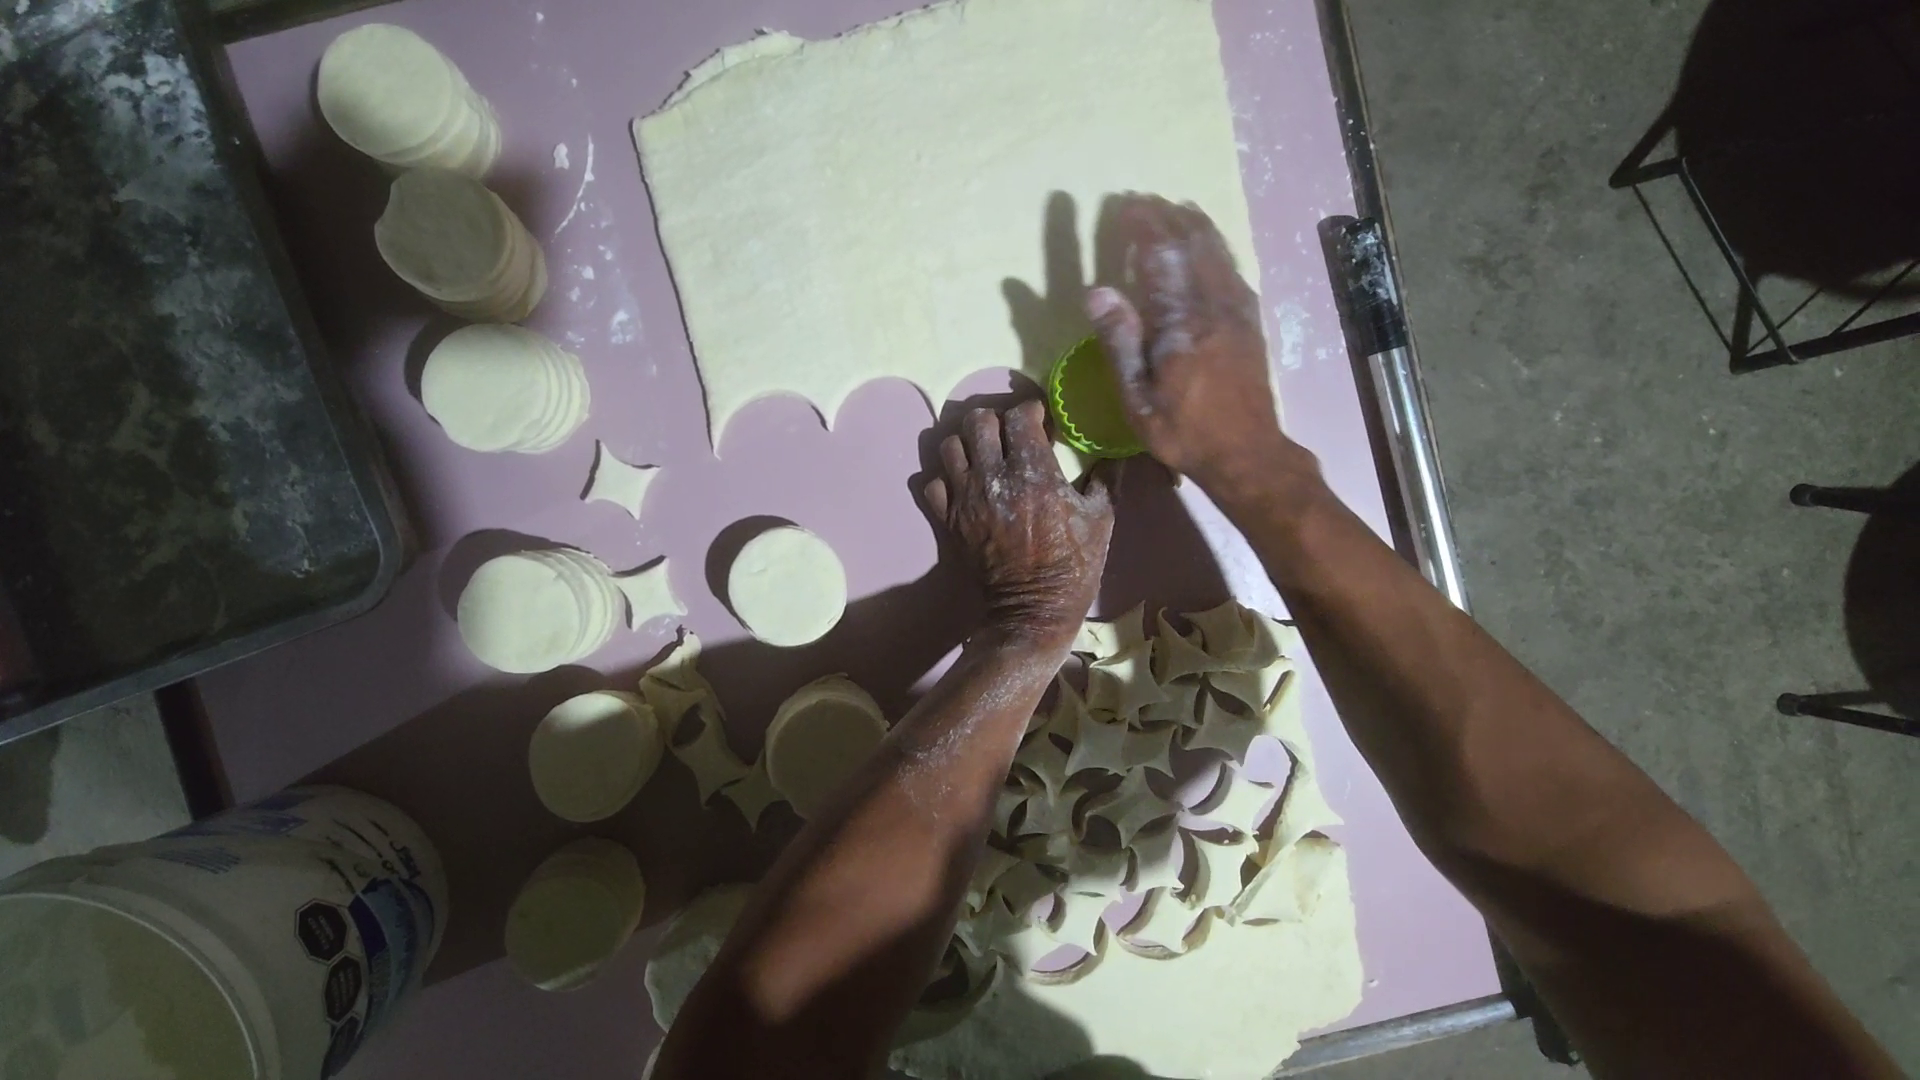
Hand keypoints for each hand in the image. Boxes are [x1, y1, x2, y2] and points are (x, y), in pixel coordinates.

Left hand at [924, 401, 1114, 646]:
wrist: (1032, 610)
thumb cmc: (1072, 566)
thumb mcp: (1101, 521)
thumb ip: (1107, 479)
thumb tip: (1118, 453)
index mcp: (1034, 474)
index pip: (1019, 417)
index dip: (1030, 411)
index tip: (1040, 421)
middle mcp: (994, 479)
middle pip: (978, 422)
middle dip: (996, 420)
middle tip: (1009, 434)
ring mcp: (966, 499)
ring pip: (950, 445)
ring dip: (968, 444)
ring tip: (984, 455)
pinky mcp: (949, 520)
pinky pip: (932, 482)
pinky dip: (946, 478)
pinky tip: (965, 485)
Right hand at [1085, 194, 1291, 495]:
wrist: (1246, 451)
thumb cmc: (1183, 431)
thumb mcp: (1137, 399)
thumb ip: (1119, 342)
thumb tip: (1096, 290)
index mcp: (1180, 323)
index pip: (1159, 256)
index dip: (1143, 225)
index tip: (1123, 205)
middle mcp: (1212, 305)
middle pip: (1190, 243)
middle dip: (1166, 216)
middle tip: (1142, 199)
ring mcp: (1236, 310)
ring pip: (1216, 250)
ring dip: (1192, 224)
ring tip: (1172, 207)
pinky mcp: (1250, 320)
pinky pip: (1232, 267)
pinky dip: (1215, 245)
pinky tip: (1206, 241)